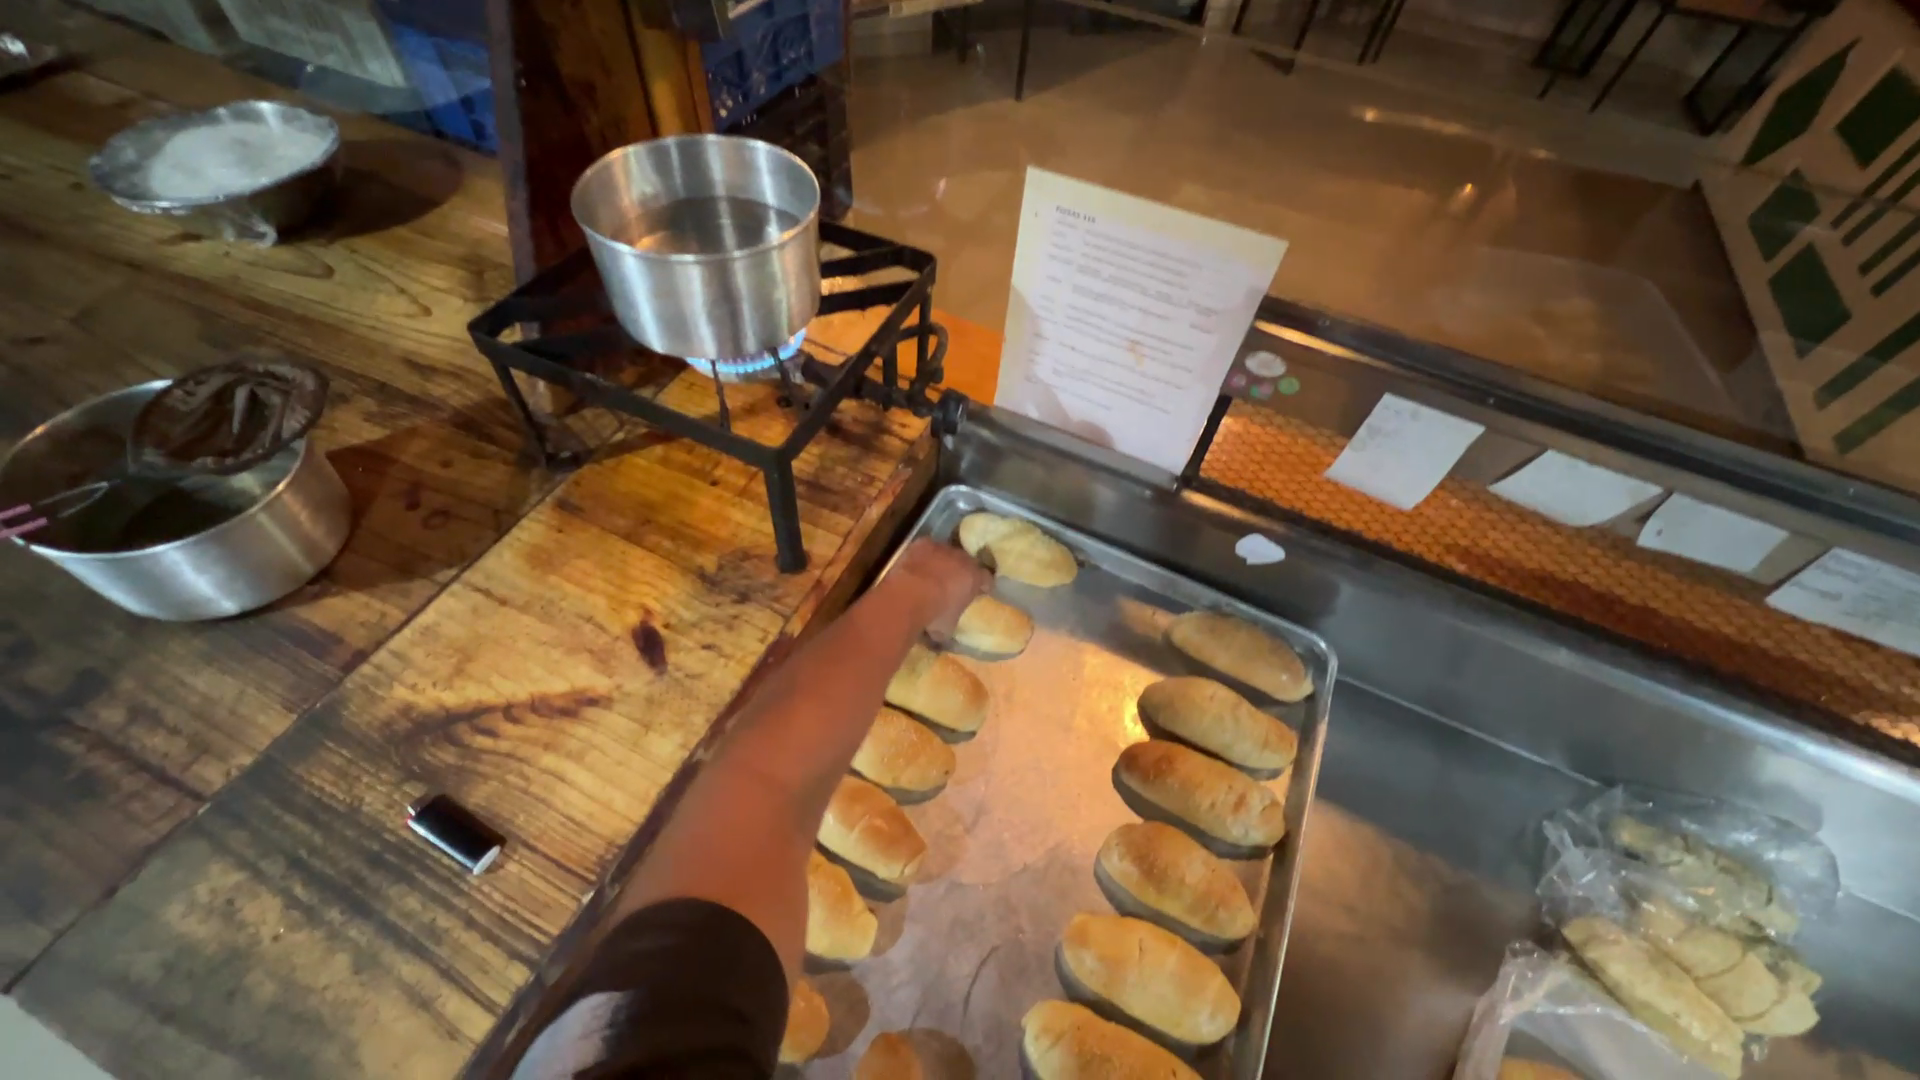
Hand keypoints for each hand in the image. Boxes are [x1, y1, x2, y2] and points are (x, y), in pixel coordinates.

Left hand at [886, 539, 990, 637]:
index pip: (986, 579)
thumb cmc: (934, 614)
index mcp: (974, 577)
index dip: (983, 585)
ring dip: (942, 562)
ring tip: (932, 574)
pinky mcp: (921, 544)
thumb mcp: (946, 629)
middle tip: (954, 583)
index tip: (981, 591)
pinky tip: (915, 566)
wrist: (908, 595)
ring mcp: (941, 548)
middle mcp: (962, 558)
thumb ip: (949, 626)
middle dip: (962, 571)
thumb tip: (942, 635)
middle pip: (967, 562)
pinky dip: (923, 556)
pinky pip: (926, 548)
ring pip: (946, 553)